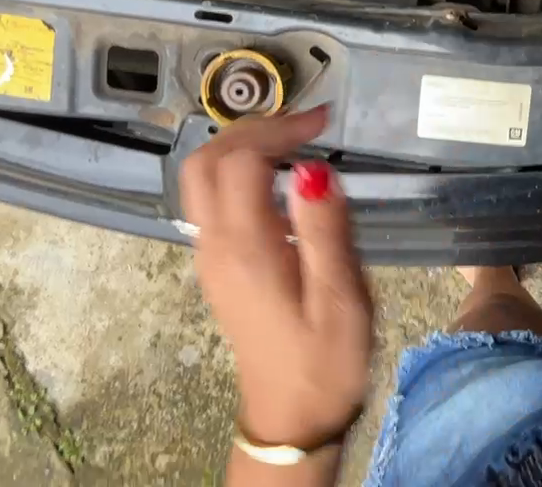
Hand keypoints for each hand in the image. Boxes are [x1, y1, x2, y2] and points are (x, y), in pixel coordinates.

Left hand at [179, 108, 373, 446]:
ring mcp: (211, 255)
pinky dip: (241, 168)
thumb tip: (314, 169)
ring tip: (296, 139)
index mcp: (246, 248)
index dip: (279, 130)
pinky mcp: (220, 264)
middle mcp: (216, 245)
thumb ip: (325, 228)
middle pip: (205, 161)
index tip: (323, 123)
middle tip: (304, 123)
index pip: (241, 161)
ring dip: (243, 144)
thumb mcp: (339, 296)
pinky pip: (213, 197)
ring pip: (202, 176)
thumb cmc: (325, 359)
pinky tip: (282, 174)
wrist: (292, 418)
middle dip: (252, 128)